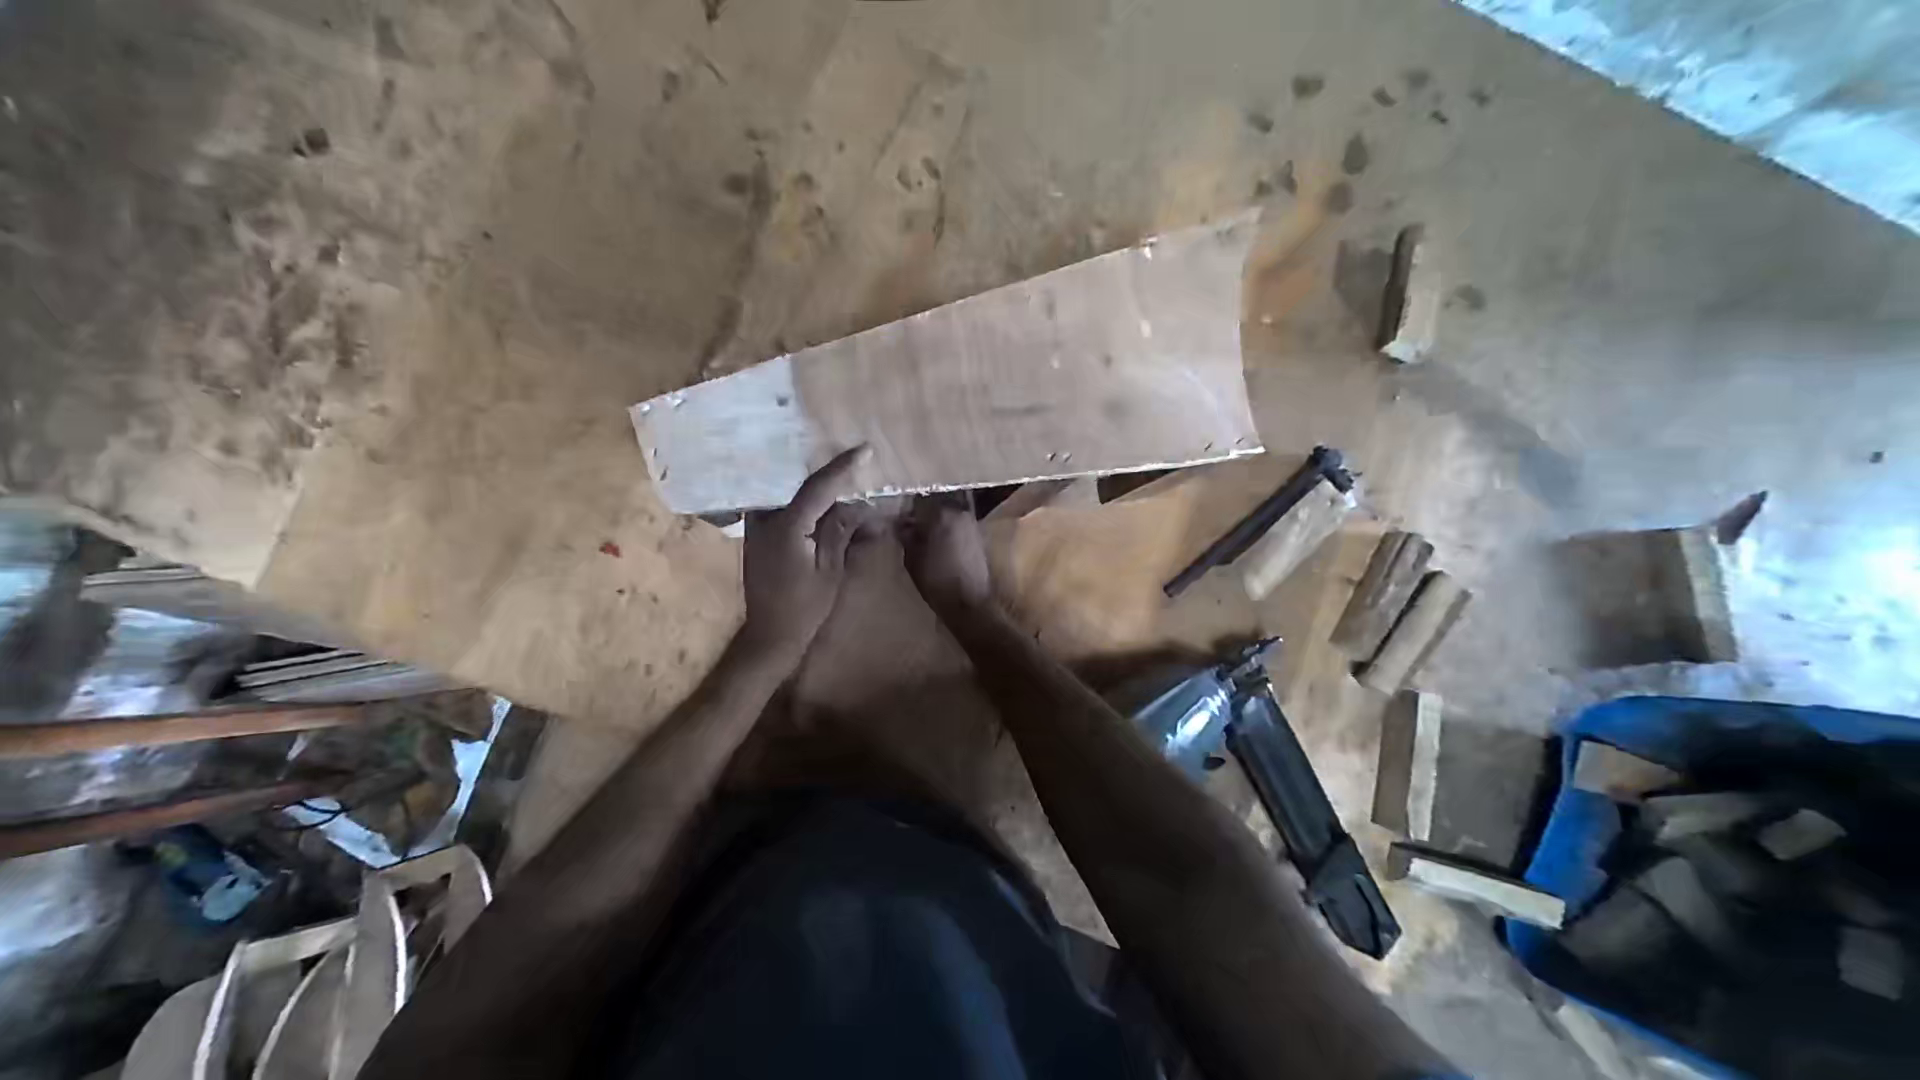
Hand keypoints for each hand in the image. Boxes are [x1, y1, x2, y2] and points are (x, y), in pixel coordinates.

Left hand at [739, 446, 870, 664]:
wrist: (770, 635)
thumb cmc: (804, 607)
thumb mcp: (830, 569)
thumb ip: (839, 531)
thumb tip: (856, 503)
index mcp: (786, 526)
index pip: (818, 486)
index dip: (843, 467)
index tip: (865, 449)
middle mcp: (766, 519)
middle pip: (802, 486)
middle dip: (831, 477)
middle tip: (855, 463)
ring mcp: (757, 526)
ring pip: (792, 496)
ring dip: (818, 491)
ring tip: (844, 486)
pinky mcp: (758, 535)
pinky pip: (784, 509)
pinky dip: (804, 505)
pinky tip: (823, 505)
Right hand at [900, 496, 992, 616]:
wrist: (970, 603)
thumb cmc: (937, 581)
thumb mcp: (913, 559)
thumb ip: (907, 536)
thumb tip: (902, 524)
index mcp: (940, 514)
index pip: (917, 503)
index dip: (905, 514)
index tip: (898, 526)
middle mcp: (959, 513)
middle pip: (935, 508)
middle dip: (923, 519)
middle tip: (910, 534)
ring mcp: (972, 524)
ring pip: (948, 518)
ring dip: (937, 527)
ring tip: (925, 543)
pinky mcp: (979, 537)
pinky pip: (958, 529)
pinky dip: (948, 535)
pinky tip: (941, 549)